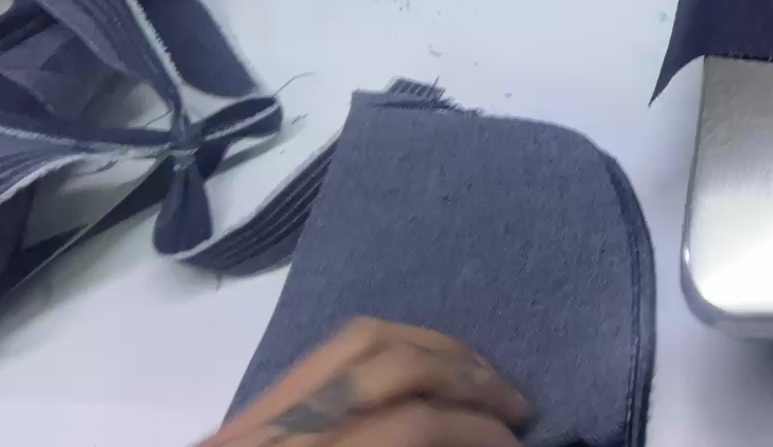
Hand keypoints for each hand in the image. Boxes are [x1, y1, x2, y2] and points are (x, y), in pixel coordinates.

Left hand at [200, 317, 530, 446]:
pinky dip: (395, 342)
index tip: (519, 444)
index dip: (476, 431)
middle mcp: (276, 434)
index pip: (409, 427)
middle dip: (470, 378)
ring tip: (479, 372)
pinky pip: (336, 347)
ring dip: (438, 347)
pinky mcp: (254, 409)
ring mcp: (258, 415)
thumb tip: (479, 446)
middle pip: (394, 367)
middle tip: (514, 403)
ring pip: (367, 338)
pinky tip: (427, 363)